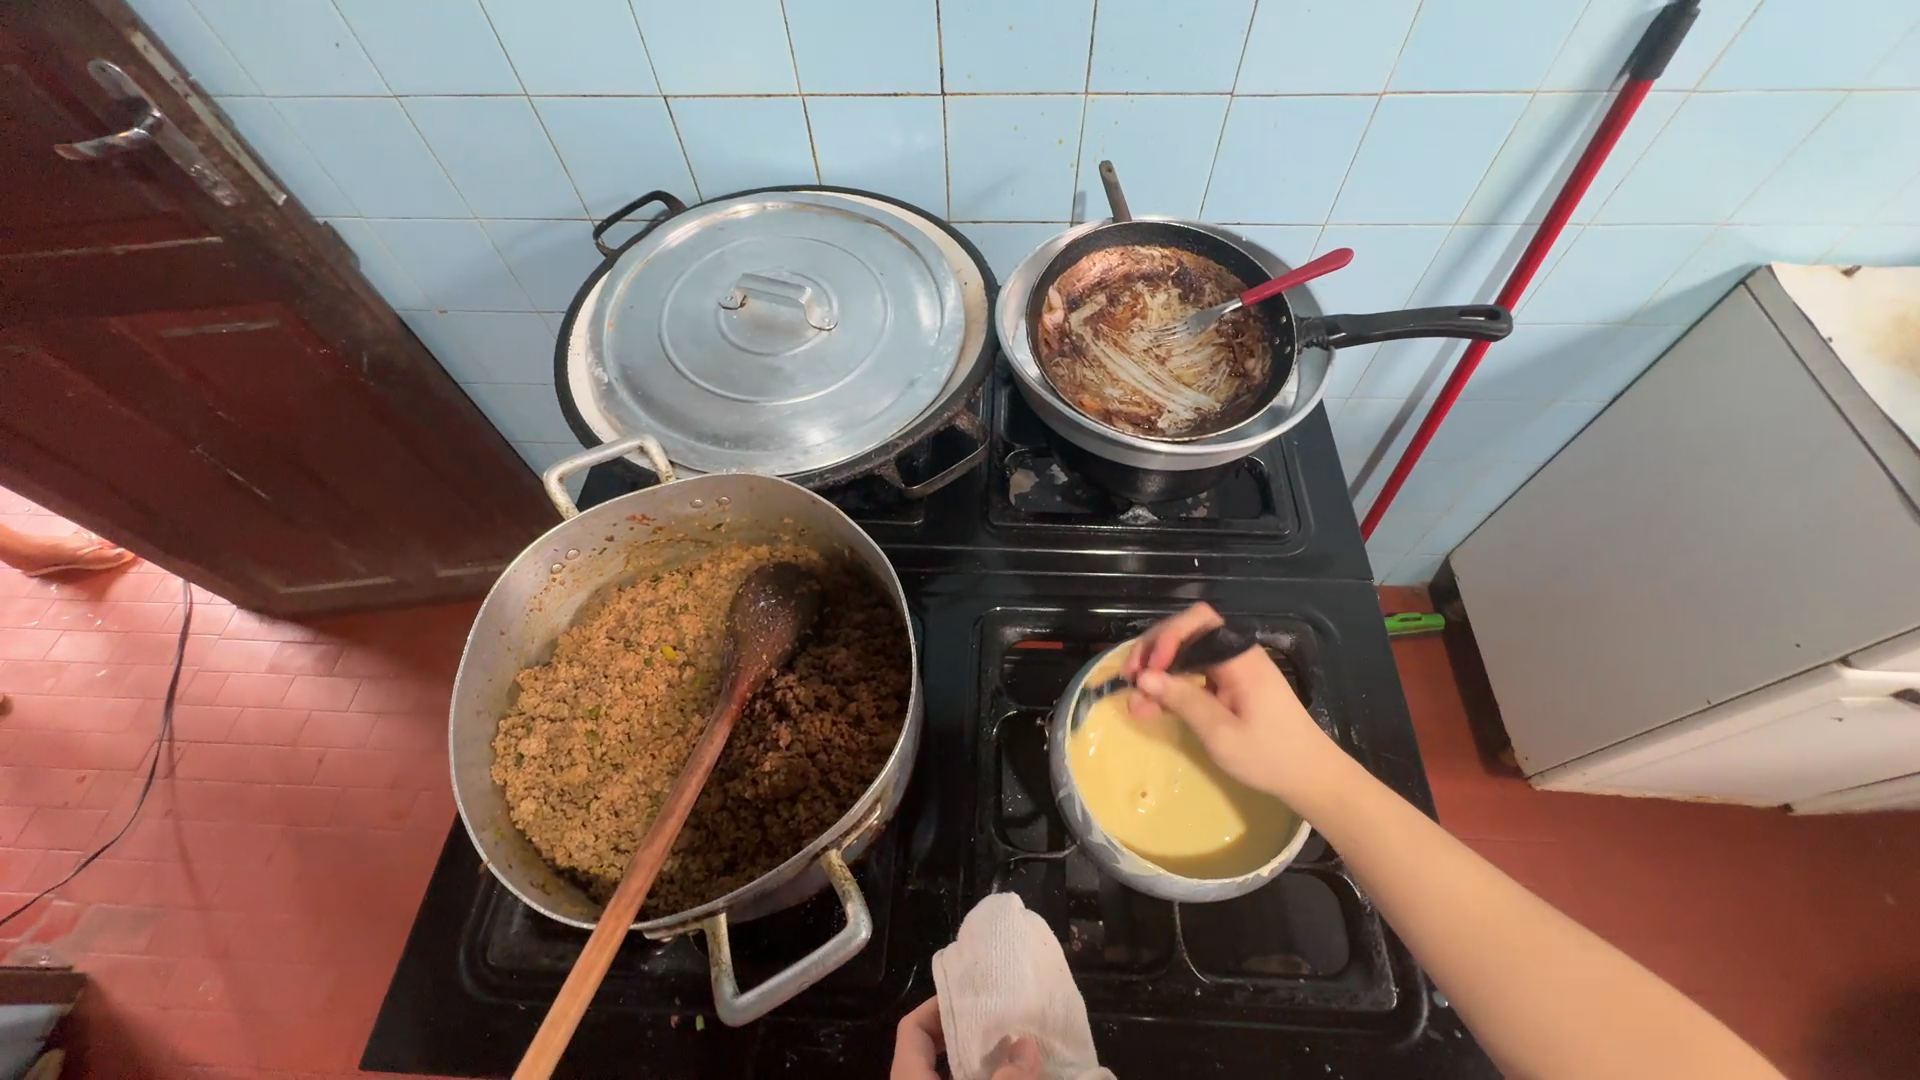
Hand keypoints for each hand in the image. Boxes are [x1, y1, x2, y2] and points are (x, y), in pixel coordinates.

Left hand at [891, 997, 1040, 1079]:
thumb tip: (1026, 1045)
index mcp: (908, 1078)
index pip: (912, 1027)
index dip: (938, 1006)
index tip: (973, 996)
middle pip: (930, 1049)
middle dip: (965, 1034)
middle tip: (998, 1021)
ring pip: (947, 1074)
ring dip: (977, 1063)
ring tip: (1010, 1051)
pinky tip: (1007, 1078)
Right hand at [1124, 603, 1342, 802]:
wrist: (1311, 777)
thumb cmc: (1270, 757)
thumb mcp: (1221, 734)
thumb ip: (1182, 700)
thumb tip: (1144, 677)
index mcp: (1240, 659)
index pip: (1197, 622)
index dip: (1167, 638)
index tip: (1148, 670)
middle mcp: (1235, 655)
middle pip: (1187, 633)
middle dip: (1154, 652)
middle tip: (1130, 679)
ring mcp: (1233, 670)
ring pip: (1186, 654)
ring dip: (1158, 671)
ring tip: (1135, 699)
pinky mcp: (1230, 686)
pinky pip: (1194, 674)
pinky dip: (1171, 686)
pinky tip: (1151, 706)